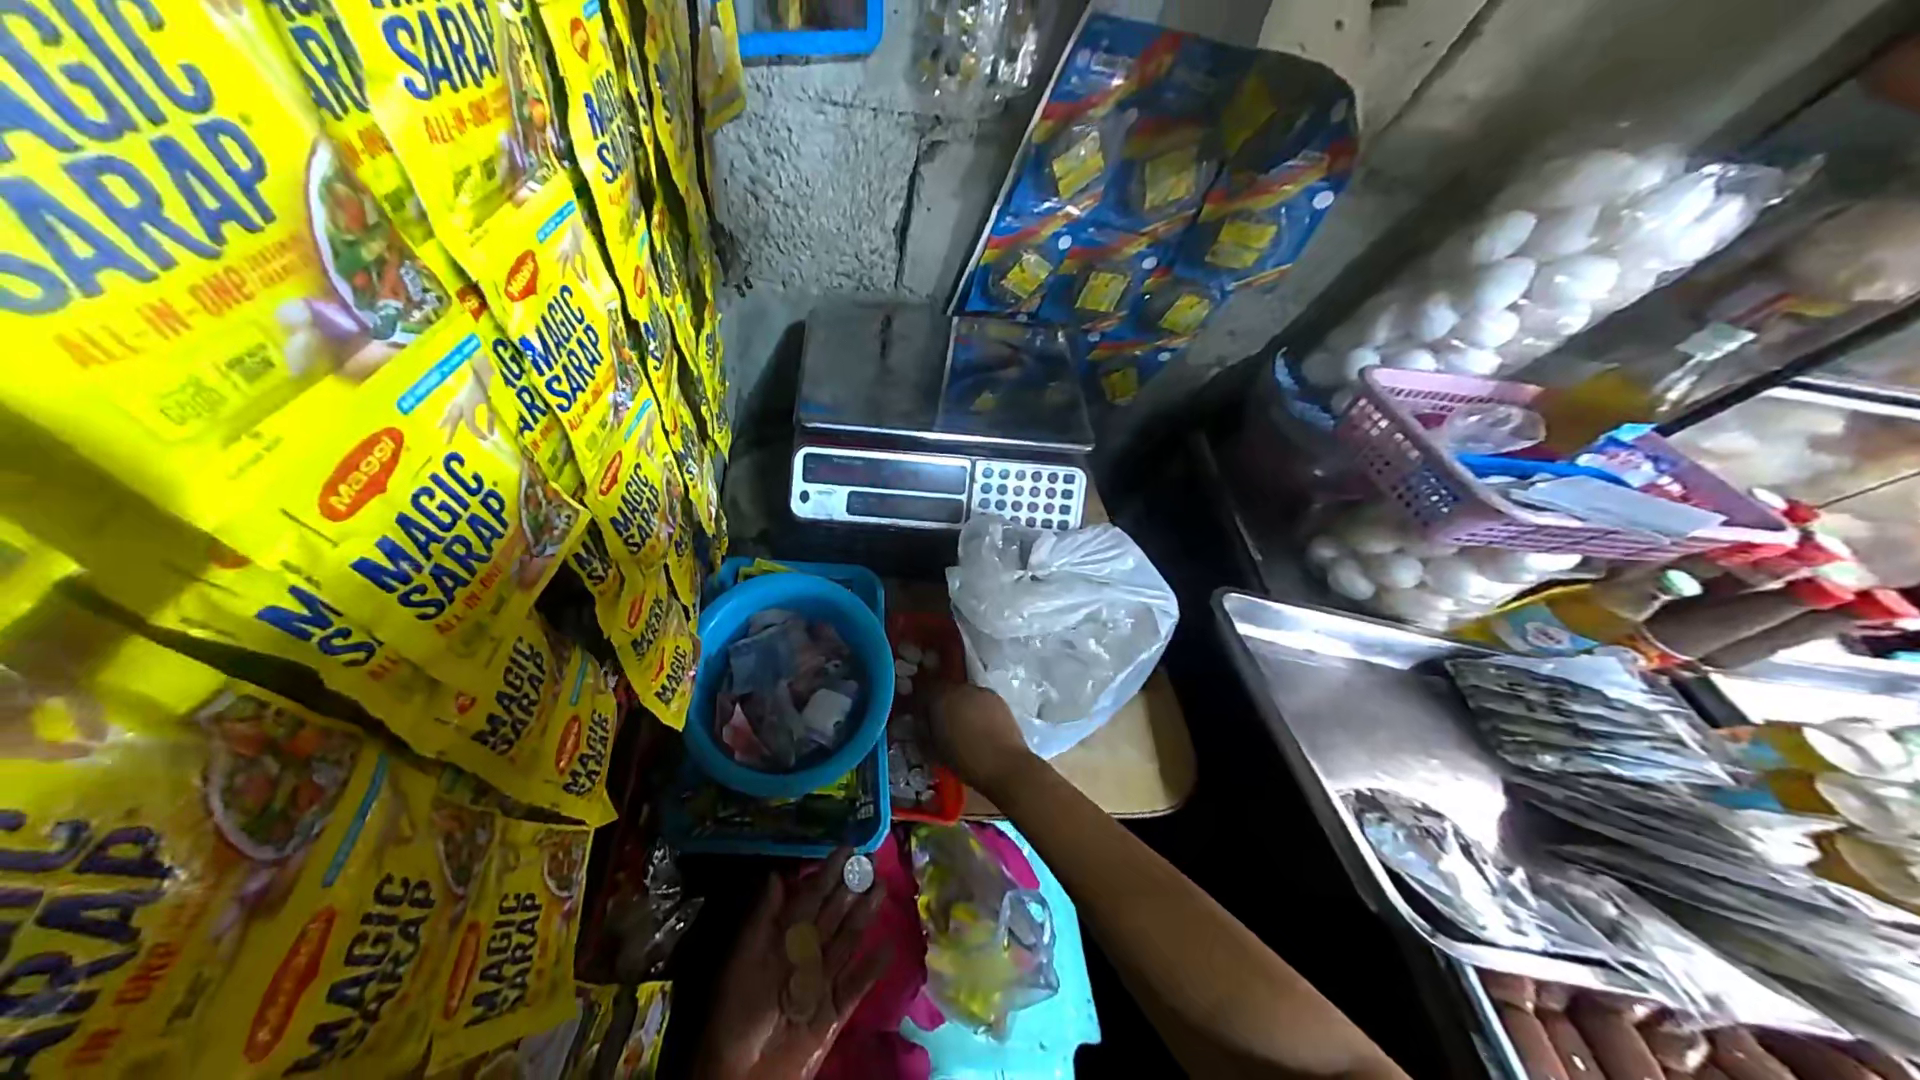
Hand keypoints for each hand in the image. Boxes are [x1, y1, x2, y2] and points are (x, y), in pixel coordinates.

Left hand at [697, 849, 890, 1079]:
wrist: (740, 1076)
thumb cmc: (736, 1012)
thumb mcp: (744, 958)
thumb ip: (763, 918)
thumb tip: (777, 873)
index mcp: (782, 940)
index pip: (809, 898)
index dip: (827, 873)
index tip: (847, 848)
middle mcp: (805, 954)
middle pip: (832, 915)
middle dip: (850, 889)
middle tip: (871, 862)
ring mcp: (822, 981)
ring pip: (847, 941)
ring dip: (864, 916)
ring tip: (881, 889)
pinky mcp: (835, 1011)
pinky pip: (857, 984)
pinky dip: (873, 967)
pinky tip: (888, 946)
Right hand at [929, 684, 1038, 797]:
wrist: (1006, 765)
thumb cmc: (965, 760)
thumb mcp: (934, 749)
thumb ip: (923, 731)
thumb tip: (920, 724)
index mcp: (942, 697)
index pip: (924, 692)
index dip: (921, 706)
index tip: (921, 721)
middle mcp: (962, 688)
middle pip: (946, 690)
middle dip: (942, 705)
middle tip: (941, 725)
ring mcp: (983, 692)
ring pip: (965, 695)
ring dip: (961, 706)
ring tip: (963, 728)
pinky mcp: (1000, 701)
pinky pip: (981, 702)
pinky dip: (977, 710)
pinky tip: (980, 728)